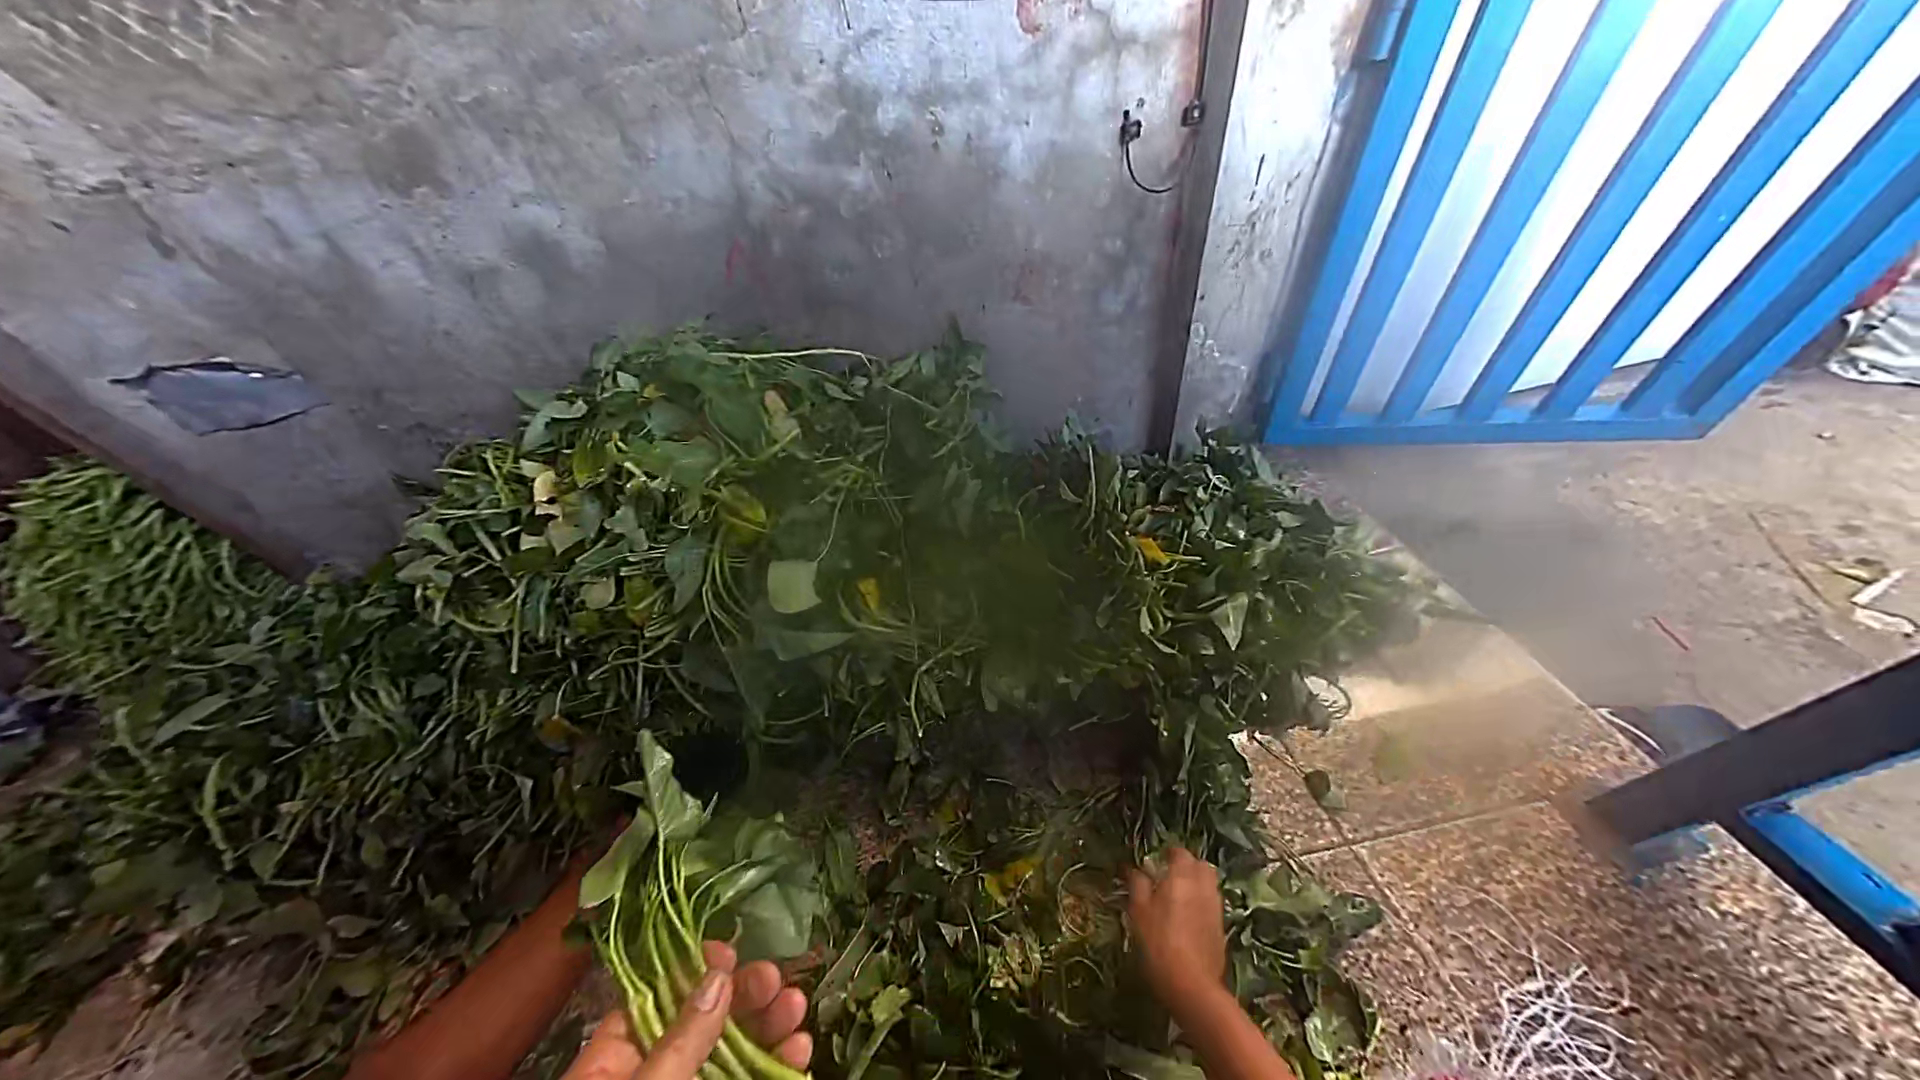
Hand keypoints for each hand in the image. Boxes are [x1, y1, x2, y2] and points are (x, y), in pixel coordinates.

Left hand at [560, 942, 811, 1079]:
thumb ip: (680, 1041)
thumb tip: (717, 976)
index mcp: (611, 1068)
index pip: (648, 1002)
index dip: (689, 971)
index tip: (729, 952)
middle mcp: (651, 1078)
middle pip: (699, 1021)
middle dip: (742, 996)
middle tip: (776, 980)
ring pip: (731, 1052)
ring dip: (768, 1026)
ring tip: (796, 1009)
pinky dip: (775, 1065)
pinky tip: (799, 1049)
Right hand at [1126, 846, 1226, 1006]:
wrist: (1192, 986)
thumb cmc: (1159, 943)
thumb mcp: (1138, 911)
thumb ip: (1137, 884)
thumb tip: (1134, 869)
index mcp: (1182, 876)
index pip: (1179, 852)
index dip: (1167, 853)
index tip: (1155, 862)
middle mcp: (1203, 886)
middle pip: (1200, 865)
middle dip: (1187, 865)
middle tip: (1169, 876)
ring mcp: (1215, 907)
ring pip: (1209, 884)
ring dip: (1196, 883)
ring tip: (1177, 897)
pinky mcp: (1221, 928)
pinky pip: (1211, 903)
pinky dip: (1201, 902)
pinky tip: (1187, 917)